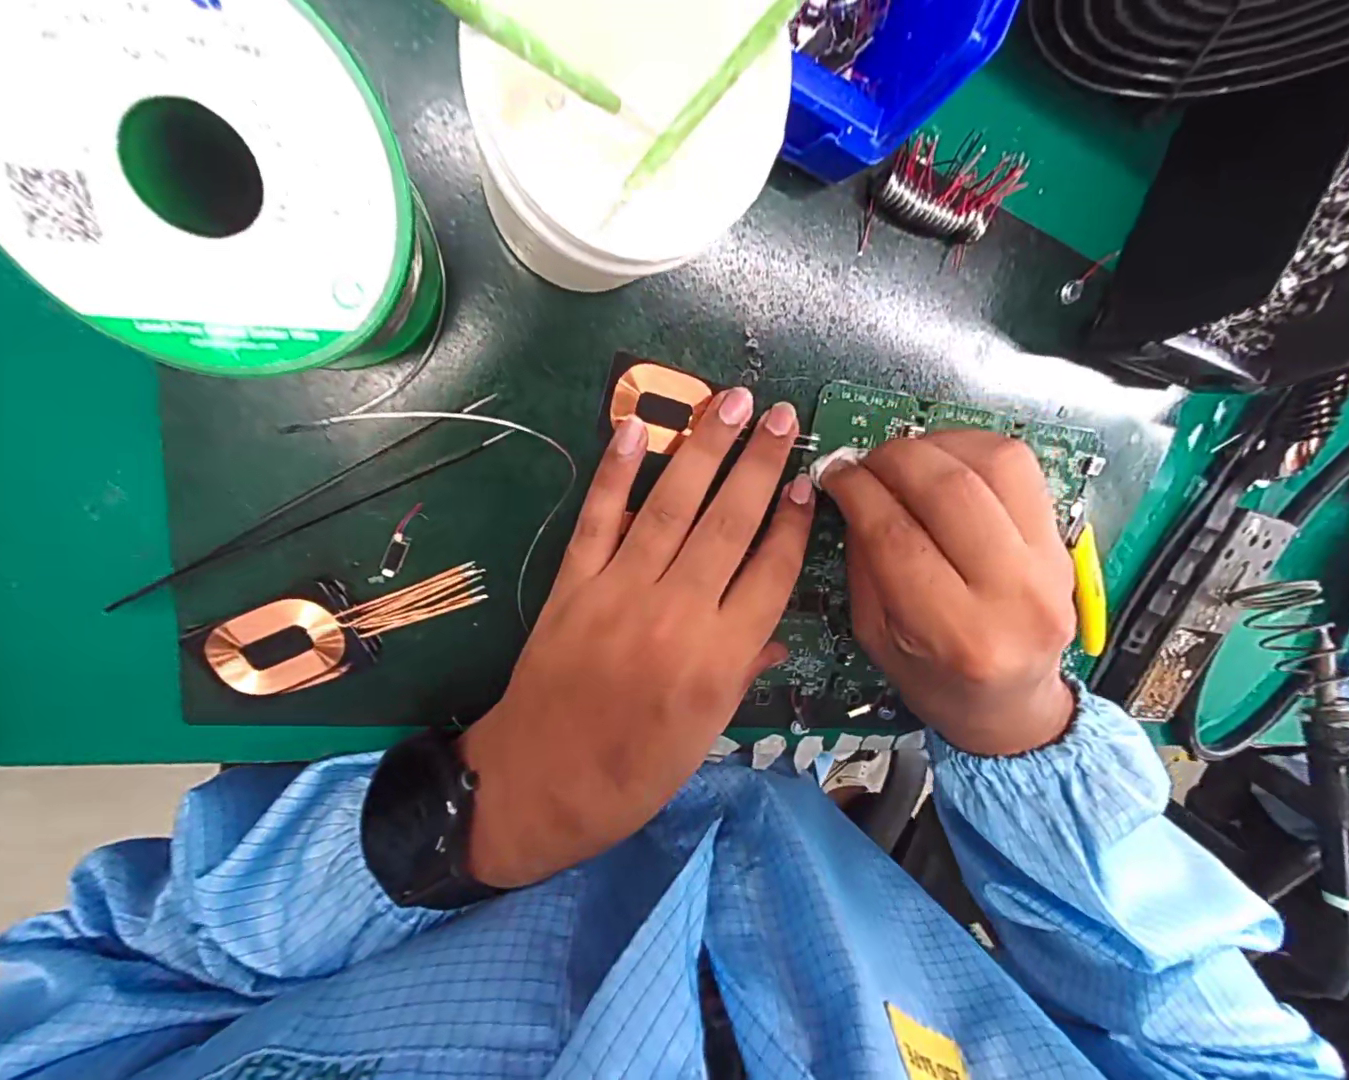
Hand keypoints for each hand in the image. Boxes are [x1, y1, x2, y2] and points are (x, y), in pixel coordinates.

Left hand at [460, 388, 814, 887]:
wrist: (539, 781)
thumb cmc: (630, 774)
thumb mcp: (703, 737)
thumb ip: (740, 672)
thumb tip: (778, 632)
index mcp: (717, 660)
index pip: (771, 575)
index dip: (794, 524)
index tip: (809, 482)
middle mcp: (674, 614)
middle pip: (728, 524)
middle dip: (760, 465)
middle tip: (784, 415)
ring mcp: (617, 591)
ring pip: (670, 507)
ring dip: (702, 448)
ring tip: (732, 402)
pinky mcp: (571, 584)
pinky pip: (597, 518)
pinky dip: (614, 472)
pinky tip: (634, 428)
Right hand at [818, 430, 1075, 756]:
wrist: (1010, 705)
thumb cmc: (930, 678)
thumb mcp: (873, 633)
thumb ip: (864, 561)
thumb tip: (853, 491)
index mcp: (953, 634)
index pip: (895, 536)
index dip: (856, 492)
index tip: (833, 475)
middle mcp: (1012, 596)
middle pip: (950, 491)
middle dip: (893, 459)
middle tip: (864, 461)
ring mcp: (1050, 565)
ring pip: (996, 465)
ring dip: (936, 445)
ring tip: (902, 457)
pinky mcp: (1064, 543)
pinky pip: (1022, 469)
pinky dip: (973, 448)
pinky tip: (941, 459)